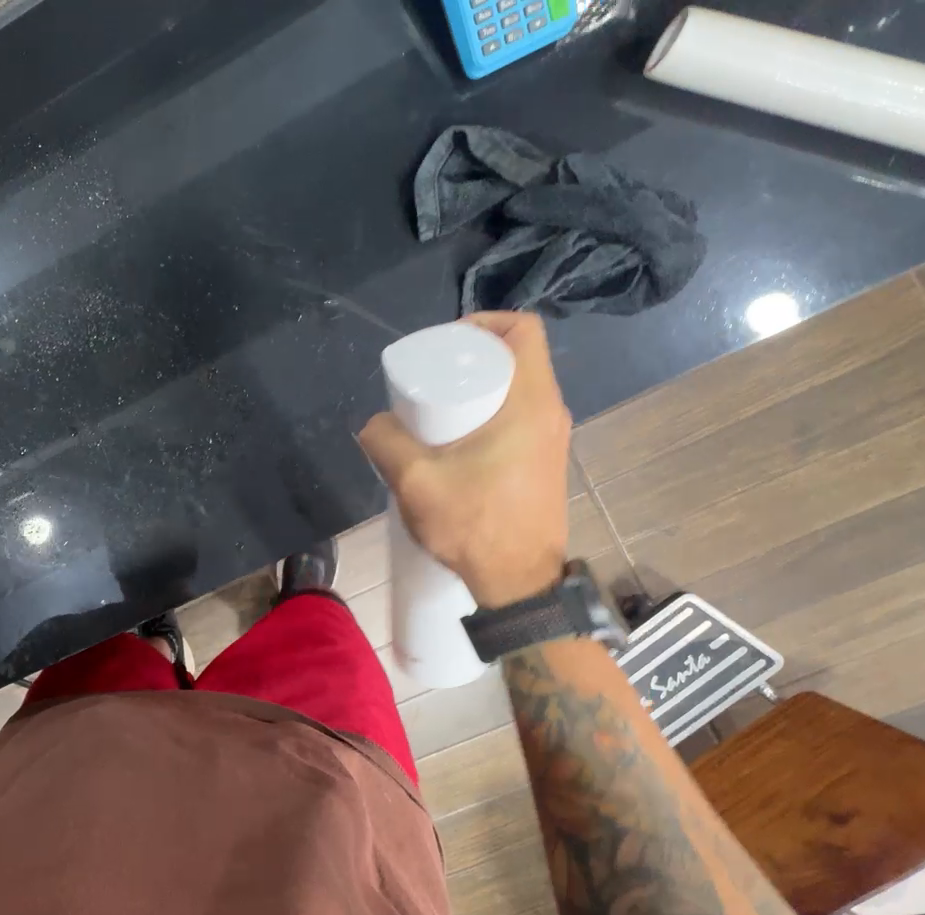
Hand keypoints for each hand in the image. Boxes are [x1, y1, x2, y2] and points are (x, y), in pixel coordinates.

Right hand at [357, 312, 572, 607]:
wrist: (518, 581)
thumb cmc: (474, 524)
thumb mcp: (415, 481)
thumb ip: (385, 442)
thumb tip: (375, 424)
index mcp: (530, 402)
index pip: (522, 330)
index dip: (482, 323)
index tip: (442, 343)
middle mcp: (549, 411)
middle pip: (516, 358)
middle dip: (469, 359)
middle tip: (427, 377)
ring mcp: (550, 437)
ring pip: (515, 389)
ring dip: (476, 390)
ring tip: (432, 410)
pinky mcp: (542, 461)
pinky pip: (515, 417)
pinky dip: (485, 414)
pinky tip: (451, 442)